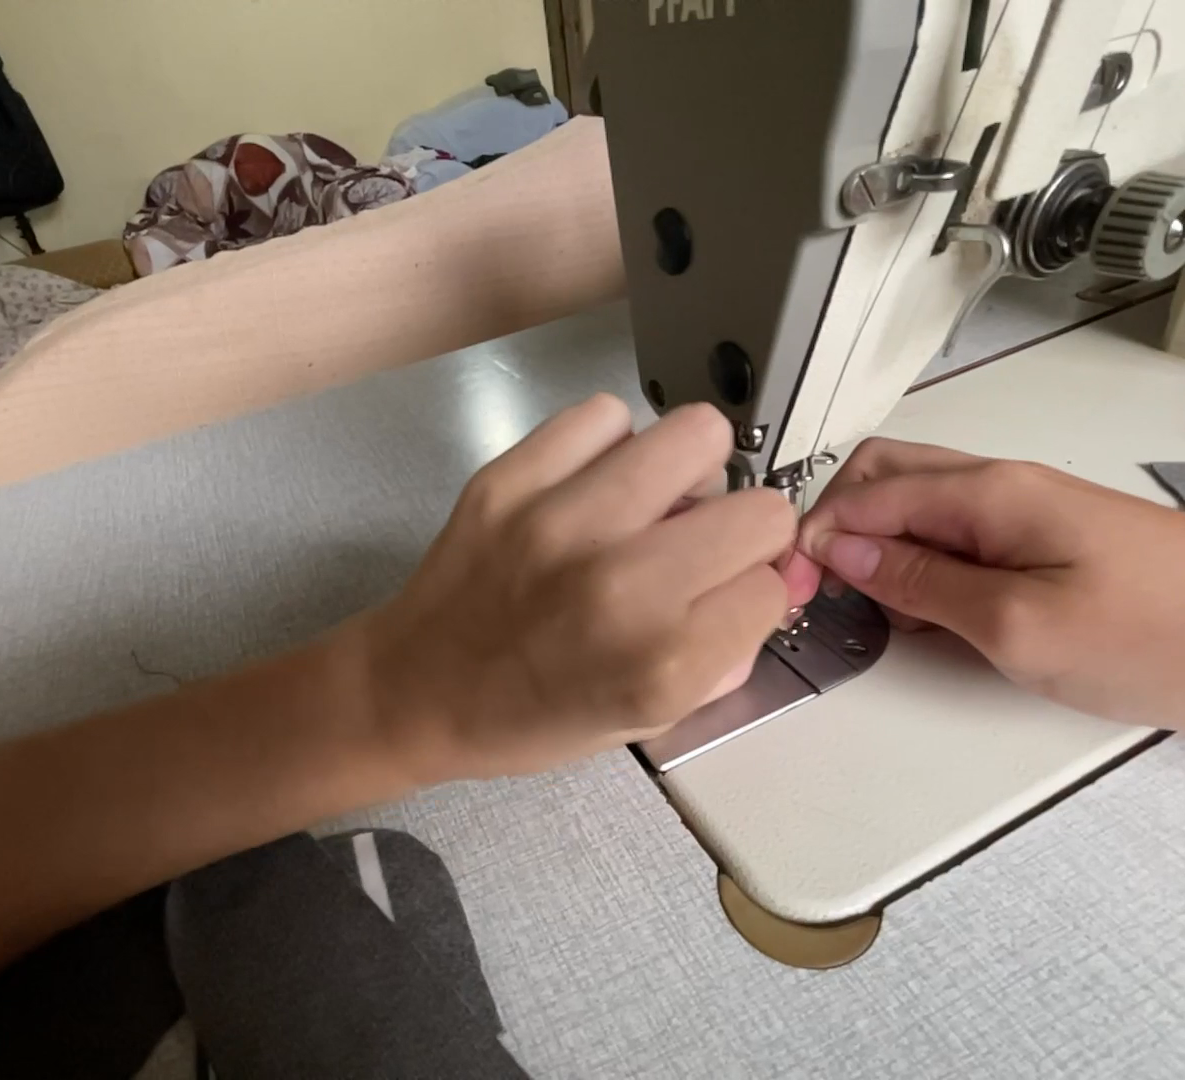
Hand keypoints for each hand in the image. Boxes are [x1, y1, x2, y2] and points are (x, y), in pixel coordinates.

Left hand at [358, 394, 795, 780]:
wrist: (412, 689)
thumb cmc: (529, 719)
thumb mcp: (644, 720)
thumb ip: (723, 654)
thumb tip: (766, 578)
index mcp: (659, 662)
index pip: (771, 585)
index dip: (752, 591)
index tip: (719, 596)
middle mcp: (619, 584)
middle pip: (759, 508)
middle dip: (740, 531)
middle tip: (691, 545)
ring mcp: (559, 520)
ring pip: (695, 435)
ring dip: (686, 474)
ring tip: (643, 506)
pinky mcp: (508, 478)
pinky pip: (604, 416)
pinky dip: (610, 447)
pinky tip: (588, 486)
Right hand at [782, 438, 1184, 735]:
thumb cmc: (1166, 637)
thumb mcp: (1014, 623)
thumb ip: (916, 582)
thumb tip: (841, 552)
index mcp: (985, 493)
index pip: (863, 494)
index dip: (815, 535)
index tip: (792, 585)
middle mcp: (998, 485)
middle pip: (884, 476)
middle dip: (839, 523)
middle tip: (827, 588)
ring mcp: (1023, 509)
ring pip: (916, 505)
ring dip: (878, 545)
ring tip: (880, 608)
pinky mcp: (1044, 539)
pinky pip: (955, 535)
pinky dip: (921, 563)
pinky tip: (928, 610)